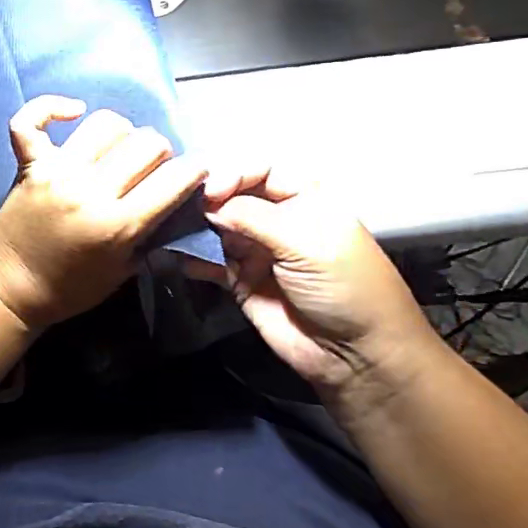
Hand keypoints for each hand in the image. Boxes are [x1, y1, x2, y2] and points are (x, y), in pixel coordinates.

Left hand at [0, 96, 206, 331]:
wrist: (10, 289)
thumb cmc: (71, 288)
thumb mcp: (125, 271)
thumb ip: (152, 233)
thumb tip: (177, 199)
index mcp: (119, 224)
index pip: (175, 178)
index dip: (196, 170)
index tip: (195, 171)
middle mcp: (90, 191)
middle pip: (147, 143)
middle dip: (162, 153)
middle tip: (152, 170)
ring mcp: (56, 172)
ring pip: (105, 124)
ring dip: (123, 133)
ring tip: (119, 150)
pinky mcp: (29, 163)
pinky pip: (32, 120)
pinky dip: (52, 107)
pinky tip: (73, 112)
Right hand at [199, 160, 437, 408]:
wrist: (357, 357)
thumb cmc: (347, 288)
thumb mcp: (307, 242)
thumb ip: (254, 218)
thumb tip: (209, 202)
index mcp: (305, 199)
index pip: (262, 170)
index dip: (233, 173)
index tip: (208, 188)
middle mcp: (278, 220)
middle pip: (234, 196)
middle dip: (208, 197)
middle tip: (181, 204)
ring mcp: (258, 251)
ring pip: (217, 227)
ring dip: (194, 225)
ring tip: (170, 225)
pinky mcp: (241, 282)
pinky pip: (211, 262)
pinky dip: (192, 257)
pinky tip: (175, 254)